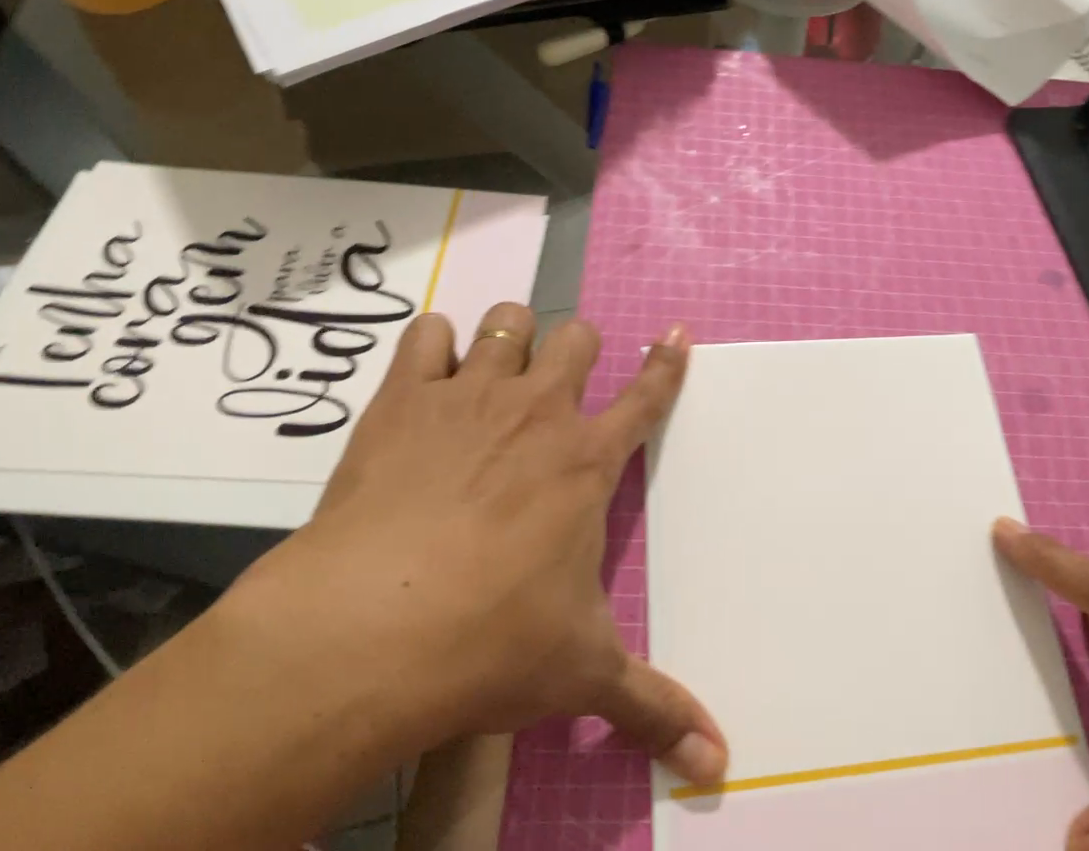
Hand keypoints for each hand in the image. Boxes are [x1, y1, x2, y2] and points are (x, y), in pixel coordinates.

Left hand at [220, 303, 727, 785]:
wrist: (370, 629)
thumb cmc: (492, 643)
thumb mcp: (583, 675)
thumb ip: (653, 709)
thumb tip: (718, 766)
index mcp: (588, 463)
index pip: (646, 397)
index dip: (665, 364)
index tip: (673, 333)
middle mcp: (536, 414)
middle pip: (574, 338)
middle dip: (575, 350)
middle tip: (559, 384)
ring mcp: (467, 398)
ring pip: (504, 322)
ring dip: (507, 337)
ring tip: (495, 369)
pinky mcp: (400, 402)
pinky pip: (424, 337)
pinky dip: (431, 345)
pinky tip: (427, 375)